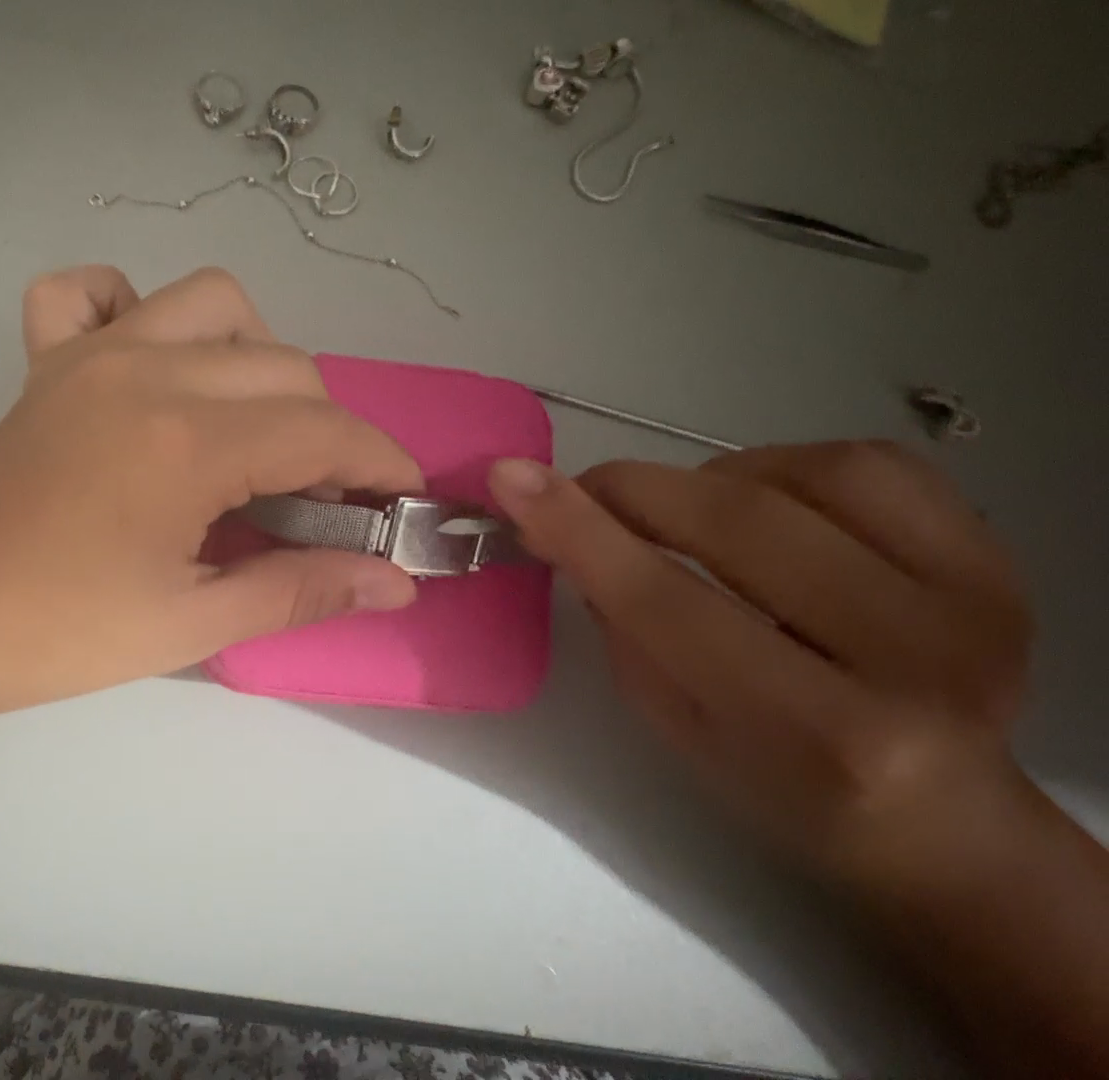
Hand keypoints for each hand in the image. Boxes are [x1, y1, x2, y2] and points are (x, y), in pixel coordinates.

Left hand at [0, 266, 420, 727]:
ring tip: (247, 426)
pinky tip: (146, 362)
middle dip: (325, 427)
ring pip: (209, 303)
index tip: (400, 503)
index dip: (379, 464)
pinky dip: (131, 306)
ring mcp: (89, 355)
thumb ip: (299, 590)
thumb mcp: (189, 624)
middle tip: (320, 499)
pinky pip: (90, 291)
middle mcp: (147, 370)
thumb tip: (393, 580)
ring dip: (253, 355)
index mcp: (189, 439)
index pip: (322, 430)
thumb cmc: (57, 633)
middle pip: (282, 365)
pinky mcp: (44, 364)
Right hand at [485, 442, 1034, 888]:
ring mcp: (976, 598)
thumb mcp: (676, 728)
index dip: (582, 533)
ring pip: (811, 474)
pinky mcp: (998, 558)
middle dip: (635, 491)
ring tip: (681, 509)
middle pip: (743, 525)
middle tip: (582, 490)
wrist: (940, 814)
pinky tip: (759, 497)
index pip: (671, 604)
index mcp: (823, 731)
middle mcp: (916, 657)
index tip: (512, 482)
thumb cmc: (780, 784)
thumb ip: (624, 630)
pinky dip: (786, 464)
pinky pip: (874, 465)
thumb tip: (572, 529)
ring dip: (712, 477)